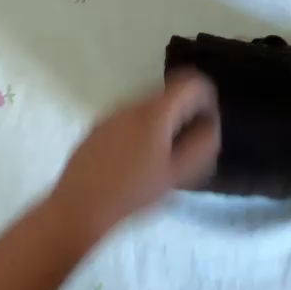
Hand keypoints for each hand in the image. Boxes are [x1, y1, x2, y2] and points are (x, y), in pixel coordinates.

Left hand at [48, 71, 220, 238]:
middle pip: (169, 94)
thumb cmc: (132, 192)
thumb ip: (200, 147)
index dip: (207, 96)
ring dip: (162, 123)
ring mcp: (112, 113)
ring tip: (162, 158)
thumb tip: (212, 126)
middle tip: (188, 145)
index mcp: (155, 112)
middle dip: (184, 113)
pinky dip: (140, 130)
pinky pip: (128, 119)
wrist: (79, 206)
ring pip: (148, 107)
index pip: (191, 83)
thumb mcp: (175, 175)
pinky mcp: (98, 126)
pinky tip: (136, 161)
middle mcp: (133, 103)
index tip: (209, 121)